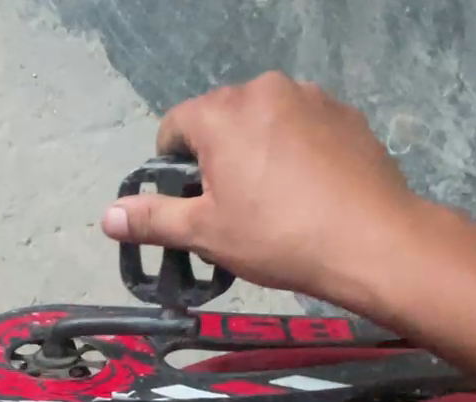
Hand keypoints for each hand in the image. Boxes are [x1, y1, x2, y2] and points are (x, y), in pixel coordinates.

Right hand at [101, 73, 423, 310]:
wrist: (368, 239)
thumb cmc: (275, 236)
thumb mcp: (205, 233)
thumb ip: (153, 219)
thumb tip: (107, 216)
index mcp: (222, 113)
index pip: (175, 125)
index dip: (171, 165)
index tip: (187, 201)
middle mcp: (264, 89)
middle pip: (220, 120)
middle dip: (215, 158)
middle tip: (229, 209)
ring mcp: (310, 97)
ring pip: (264, 122)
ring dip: (255, 152)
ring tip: (271, 203)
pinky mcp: (345, 114)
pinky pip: (302, 128)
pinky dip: (294, 152)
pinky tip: (306, 193)